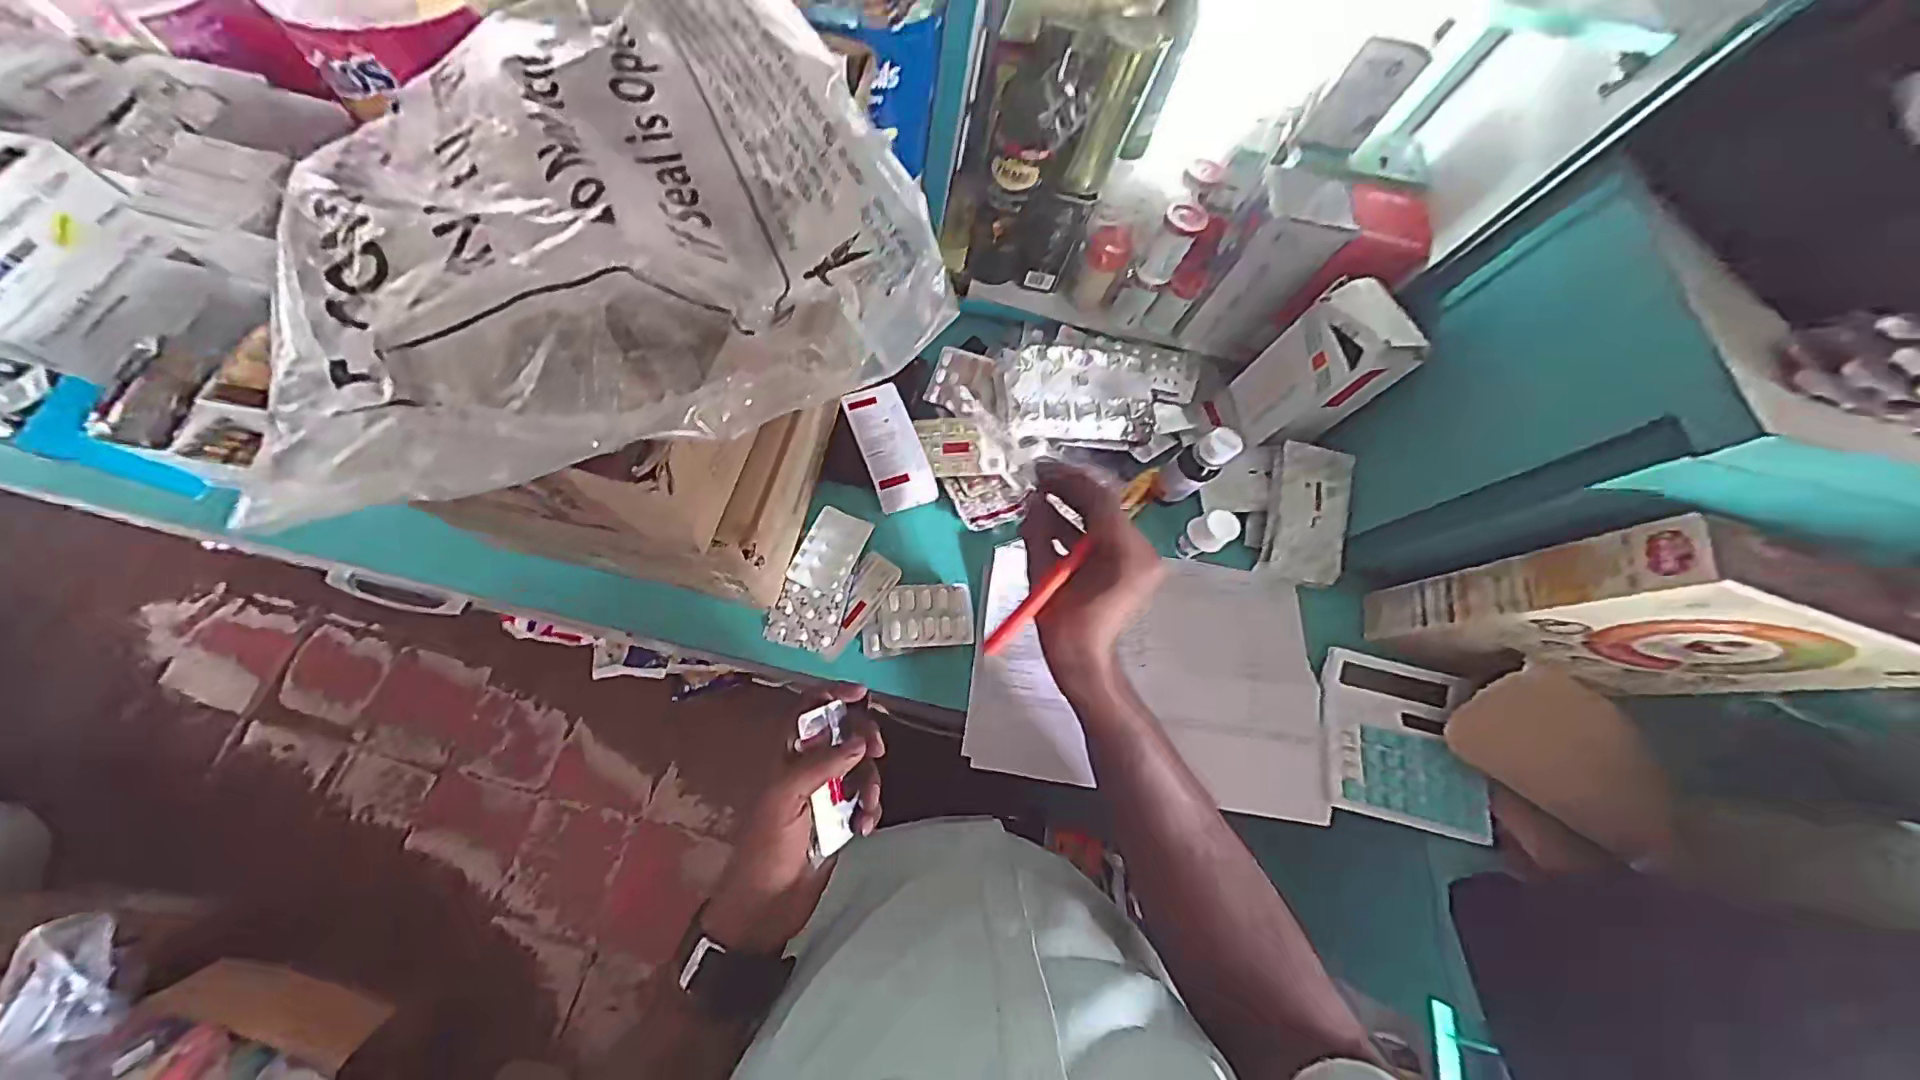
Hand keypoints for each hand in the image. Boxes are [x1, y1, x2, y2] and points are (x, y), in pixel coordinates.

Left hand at [700, 684, 883, 954]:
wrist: (768, 907)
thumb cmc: (766, 849)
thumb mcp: (785, 799)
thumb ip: (820, 764)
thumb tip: (857, 740)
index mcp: (788, 757)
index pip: (809, 711)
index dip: (832, 695)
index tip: (860, 694)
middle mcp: (809, 768)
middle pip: (844, 735)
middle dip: (864, 738)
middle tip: (876, 751)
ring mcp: (826, 793)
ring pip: (861, 767)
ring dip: (871, 783)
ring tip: (866, 808)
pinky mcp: (841, 817)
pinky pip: (866, 799)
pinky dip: (871, 808)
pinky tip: (864, 826)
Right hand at [1020, 461, 1165, 694]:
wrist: (1085, 663)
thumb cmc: (1065, 630)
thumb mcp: (1045, 576)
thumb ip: (1039, 533)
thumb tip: (1033, 503)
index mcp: (1125, 554)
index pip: (1099, 500)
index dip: (1068, 480)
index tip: (1043, 470)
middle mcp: (1140, 551)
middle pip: (1104, 506)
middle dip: (1070, 490)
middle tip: (1039, 479)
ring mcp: (1139, 559)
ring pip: (1104, 520)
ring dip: (1072, 507)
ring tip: (1041, 496)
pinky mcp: (1130, 566)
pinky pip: (1104, 537)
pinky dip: (1080, 527)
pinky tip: (1052, 518)